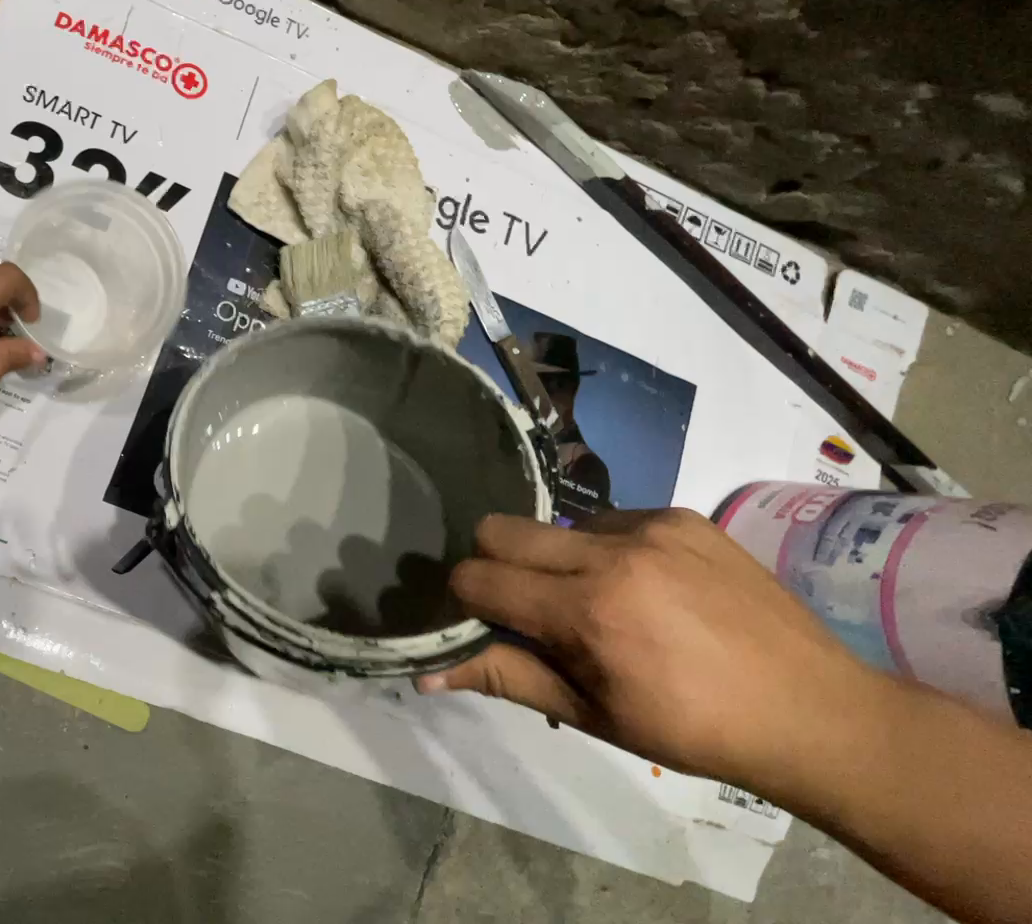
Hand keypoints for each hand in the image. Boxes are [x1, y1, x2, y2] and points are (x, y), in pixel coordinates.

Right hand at [419, 509, 880, 784]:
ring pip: (552, 525)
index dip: (465, 600)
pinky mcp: (682, 516)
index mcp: (586, 612)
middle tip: (529, 606)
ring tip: (600, 601)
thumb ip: (504, 678)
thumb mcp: (591, 714)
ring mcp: (651, 528)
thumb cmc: (694, 729)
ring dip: (554, 559)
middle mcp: (611, 555)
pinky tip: (646, 587)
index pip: (476, 577)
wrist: (819, 714)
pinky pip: (608, 520)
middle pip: (498, 529)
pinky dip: (606, 550)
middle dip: (494, 565)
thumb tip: (424, 675)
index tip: (486, 622)